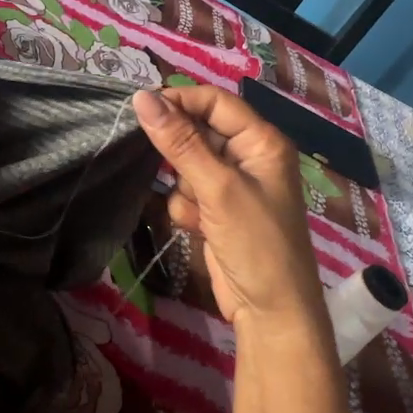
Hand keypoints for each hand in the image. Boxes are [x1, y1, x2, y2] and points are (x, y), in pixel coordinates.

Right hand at [133, 86, 325, 333]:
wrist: (271, 315)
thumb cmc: (256, 245)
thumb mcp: (217, 189)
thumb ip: (179, 142)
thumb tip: (141, 97)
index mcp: (263, 142)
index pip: (215, 102)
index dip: (179, 100)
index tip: (141, 109)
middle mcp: (250, 156)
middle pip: (199, 130)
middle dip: (179, 150)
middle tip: (158, 162)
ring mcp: (234, 185)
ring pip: (187, 162)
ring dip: (182, 184)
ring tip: (196, 210)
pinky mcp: (218, 210)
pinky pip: (187, 191)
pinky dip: (185, 206)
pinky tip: (197, 228)